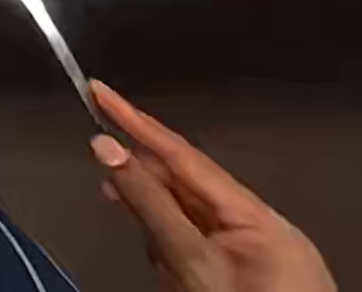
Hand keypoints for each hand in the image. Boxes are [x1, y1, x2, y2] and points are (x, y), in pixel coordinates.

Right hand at [89, 80, 336, 291]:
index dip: (135, 120)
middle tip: (103, 174)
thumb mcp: (190, 263)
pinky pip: (200, 238)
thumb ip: (147, 202)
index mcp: (258, 217)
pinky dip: (173, 241)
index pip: (183, 153)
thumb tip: (103, 144)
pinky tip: (164, 260)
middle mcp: (264, 228)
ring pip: (189, 211)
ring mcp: (261, 254)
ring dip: (157, 218)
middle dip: (143, 180)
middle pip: (186, 182)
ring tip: (143, 238)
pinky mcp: (252, 276)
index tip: (96, 89)